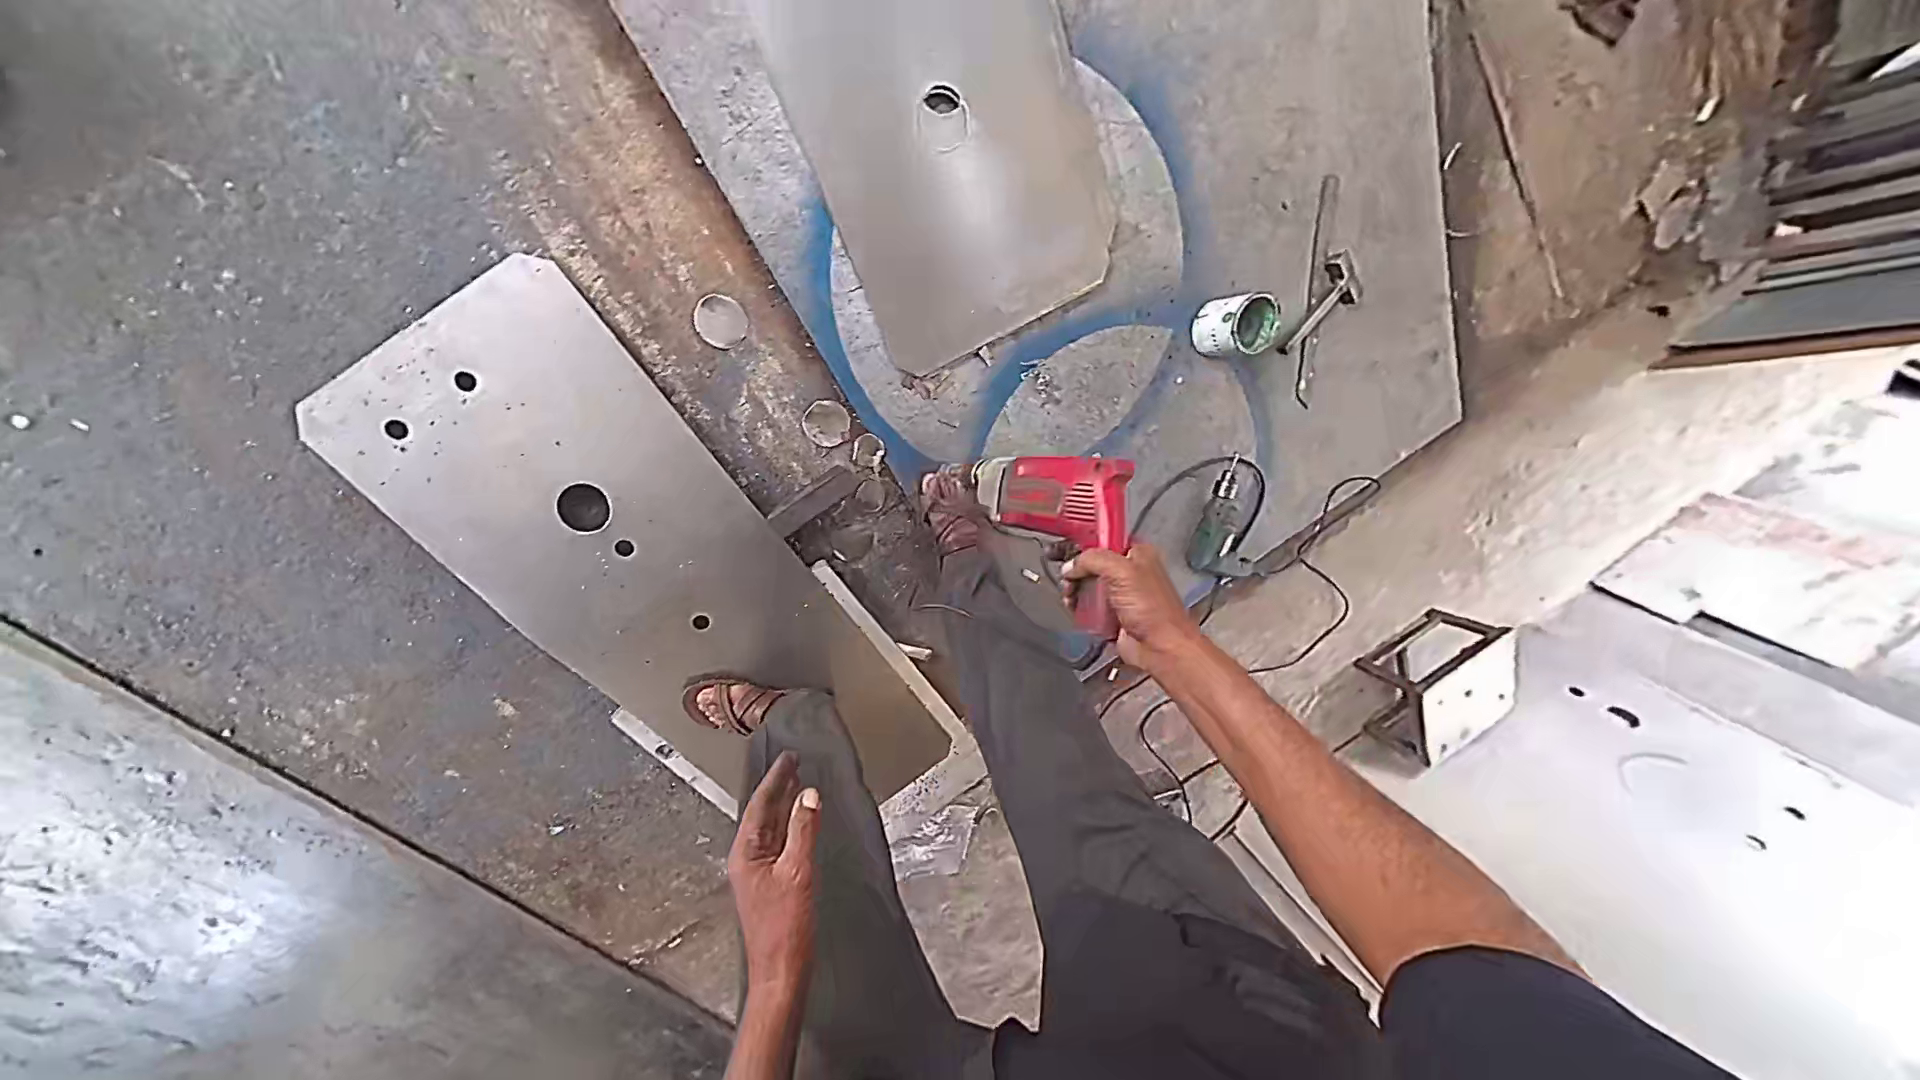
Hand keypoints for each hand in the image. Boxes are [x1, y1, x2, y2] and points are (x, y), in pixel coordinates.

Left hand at [728, 752, 819, 994]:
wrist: (782, 971)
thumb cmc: (785, 928)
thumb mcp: (798, 870)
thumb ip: (804, 829)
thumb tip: (809, 795)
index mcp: (745, 852)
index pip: (759, 804)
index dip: (775, 778)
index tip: (788, 758)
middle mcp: (747, 858)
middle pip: (764, 812)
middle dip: (779, 786)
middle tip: (794, 762)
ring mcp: (758, 870)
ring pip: (773, 825)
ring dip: (786, 802)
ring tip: (799, 781)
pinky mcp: (771, 880)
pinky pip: (781, 840)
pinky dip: (792, 823)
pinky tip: (803, 817)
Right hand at [1063, 542, 1203, 670]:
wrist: (1160, 648)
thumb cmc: (1153, 610)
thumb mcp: (1122, 571)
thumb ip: (1092, 560)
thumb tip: (1071, 565)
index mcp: (1137, 554)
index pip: (1104, 538)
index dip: (1084, 542)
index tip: (1065, 548)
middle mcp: (1129, 572)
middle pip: (1091, 563)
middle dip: (1075, 570)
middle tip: (1067, 578)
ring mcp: (1120, 594)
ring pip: (1087, 585)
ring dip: (1074, 590)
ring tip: (1070, 597)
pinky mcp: (1112, 614)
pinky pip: (1088, 606)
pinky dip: (1079, 607)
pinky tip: (1075, 609)